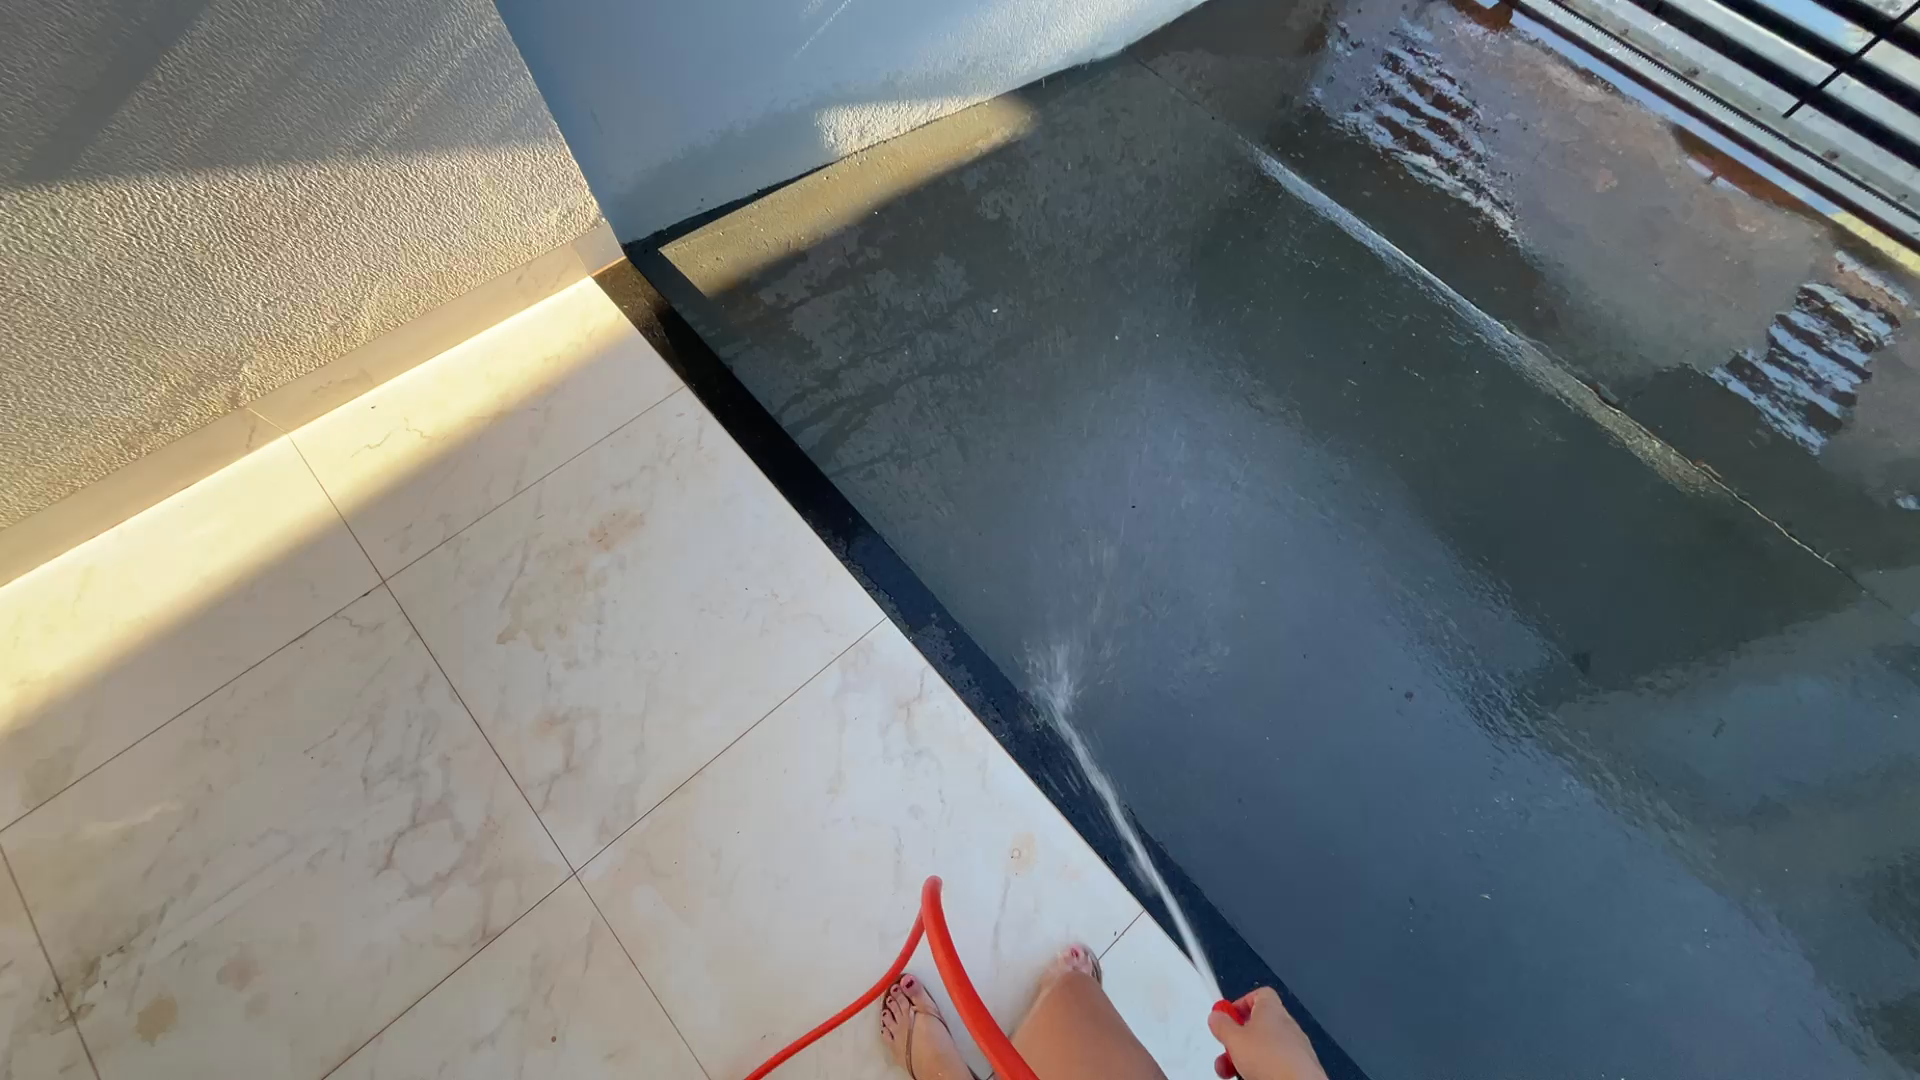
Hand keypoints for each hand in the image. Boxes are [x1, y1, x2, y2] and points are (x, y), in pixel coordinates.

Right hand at [1207, 987, 1328, 1079]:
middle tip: (1226, 1054)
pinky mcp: (1302, 1070)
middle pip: (1258, 1026)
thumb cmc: (1271, 1060)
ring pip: (1266, 1049)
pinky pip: (1278, 1065)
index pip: (1258, 994)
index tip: (1228, 1018)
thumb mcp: (1234, 1039)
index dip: (1241, 1005)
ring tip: (1234, 1073)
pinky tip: (1255, 1078)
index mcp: (1272, 1009)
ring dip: (1247, 1058)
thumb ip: (1221, 1025)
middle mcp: (1287, 1026)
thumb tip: (1216, 1016)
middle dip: (1238, 1041)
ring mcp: (1297, 1049)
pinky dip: (1265, 1070)